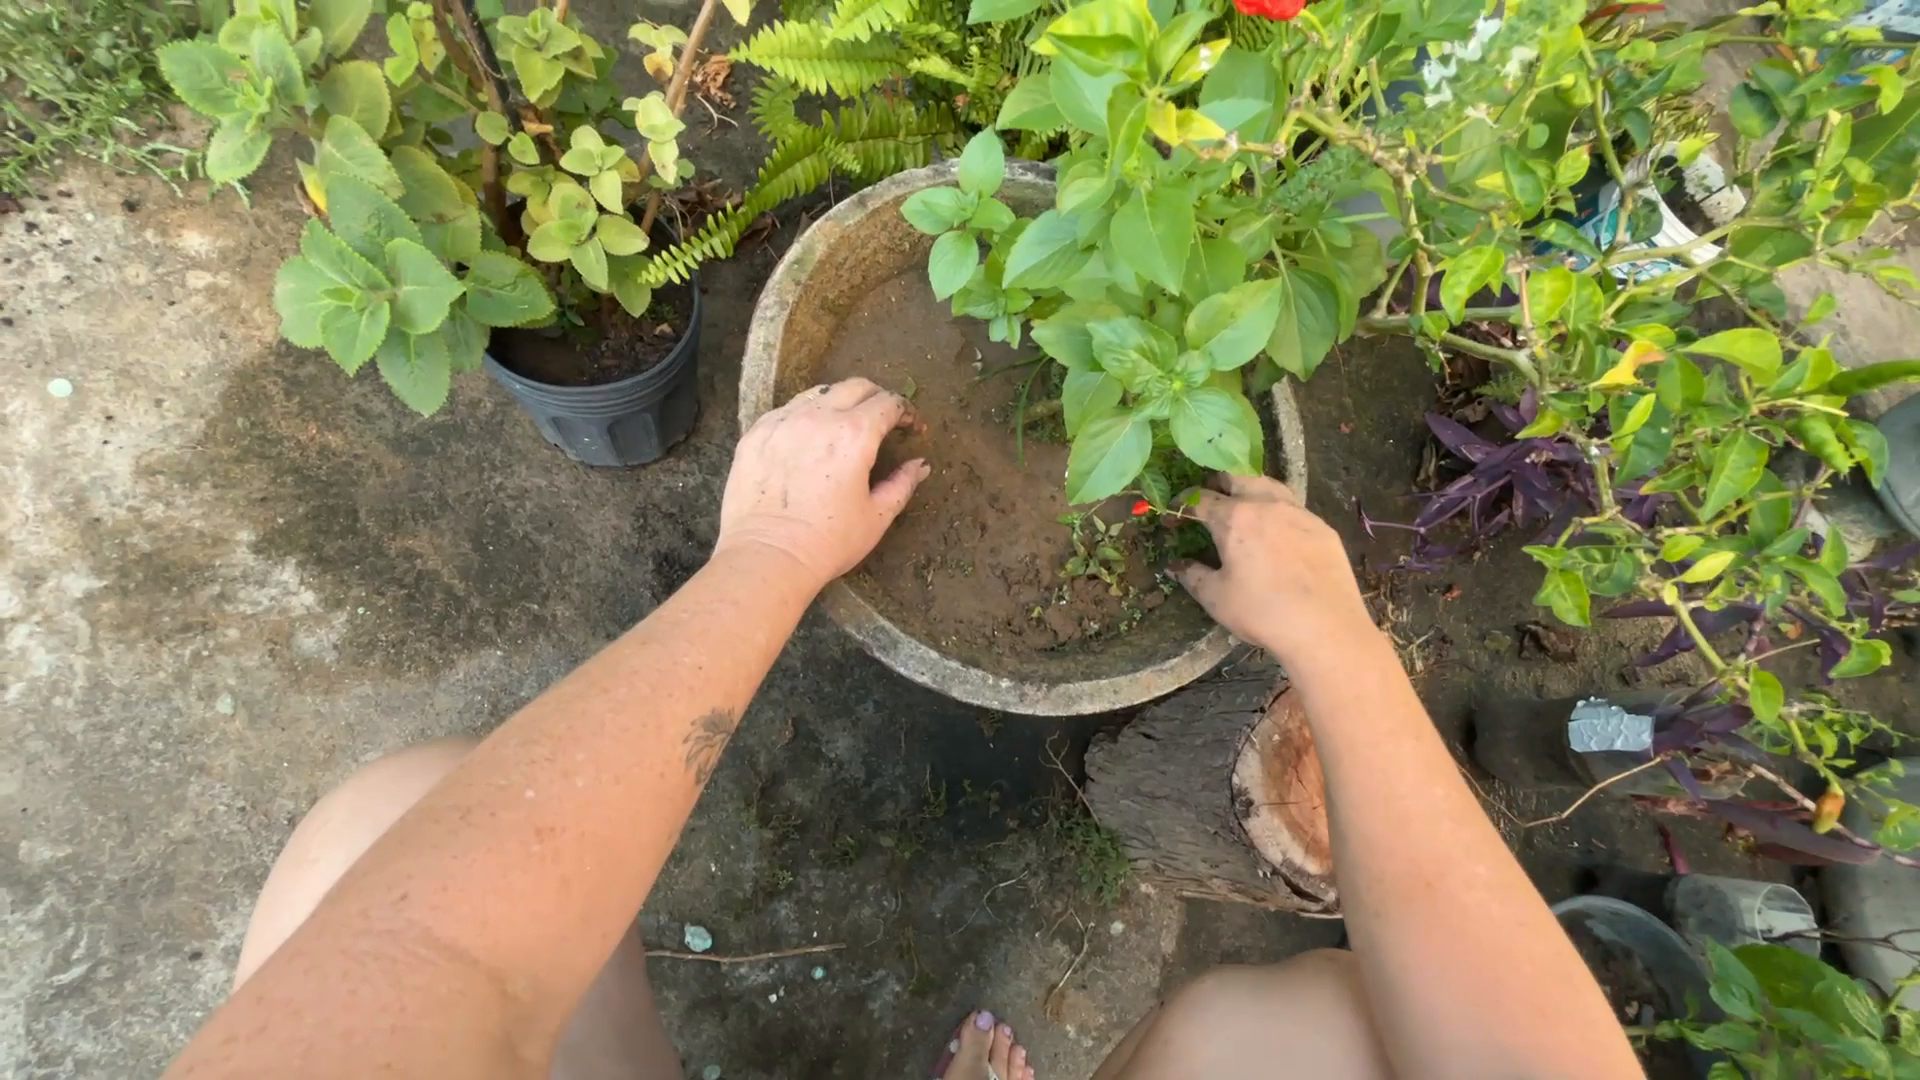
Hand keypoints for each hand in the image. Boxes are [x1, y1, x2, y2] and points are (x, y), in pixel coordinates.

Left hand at [715, 378, 930, 591]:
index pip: (888, 403)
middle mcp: (818, 417)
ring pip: (818, 393)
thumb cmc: (828, 543)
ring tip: (843, 428)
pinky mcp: (755, 433)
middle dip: (876, 399)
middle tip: (882, 422)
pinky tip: (807, 441)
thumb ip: (902, 484)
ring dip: (839, 403)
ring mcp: (782, 421)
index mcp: (854, 434)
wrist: (767, 558)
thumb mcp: (876, 517)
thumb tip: (920, 465)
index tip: (911, 428)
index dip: (906, 412)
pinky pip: (785, 411)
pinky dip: (804, 417)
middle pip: (855, 386)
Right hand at [1170, 473, 1376, 663]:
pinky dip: (1275, 510)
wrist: (1326, 628)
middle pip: (1237, 476)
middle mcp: (1266, 504)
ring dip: (1249, 490)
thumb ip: (1192, 575)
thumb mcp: (1216, 597)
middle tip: (1207, 502)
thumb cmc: (1262, 612)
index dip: (1181, 506)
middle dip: (1216, 483)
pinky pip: (1292, 507)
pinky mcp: (1321, 527)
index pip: (1199, 499)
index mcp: (1234, 518)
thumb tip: (1175, 565)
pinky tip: (1275, 532)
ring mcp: (1298, 512)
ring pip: (1268, 484)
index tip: (1173, 517)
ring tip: (1241, 509)